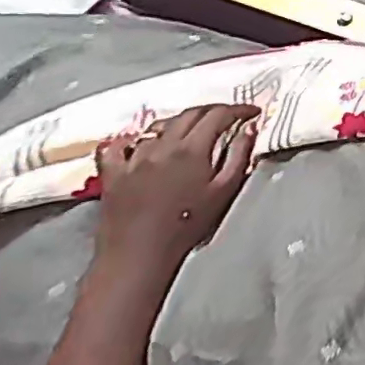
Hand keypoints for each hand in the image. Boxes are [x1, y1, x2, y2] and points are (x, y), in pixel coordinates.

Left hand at [94, 104, 259, 269]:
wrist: (138, 255)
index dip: (239, 109)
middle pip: (190, 114)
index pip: (218, 115)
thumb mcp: (225, 188)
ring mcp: (132, 159)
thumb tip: (250, 127)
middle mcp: (161, 147)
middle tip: (229, 116)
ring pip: (158, 126)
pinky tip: (141, 142)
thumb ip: (240, 154)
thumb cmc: (188, 223)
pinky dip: (131, 139)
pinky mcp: (112, 174)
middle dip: (214, 110)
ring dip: (180, 122)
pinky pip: (115, 147)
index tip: (252, 112)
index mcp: (191, 149)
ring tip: (192, 129)